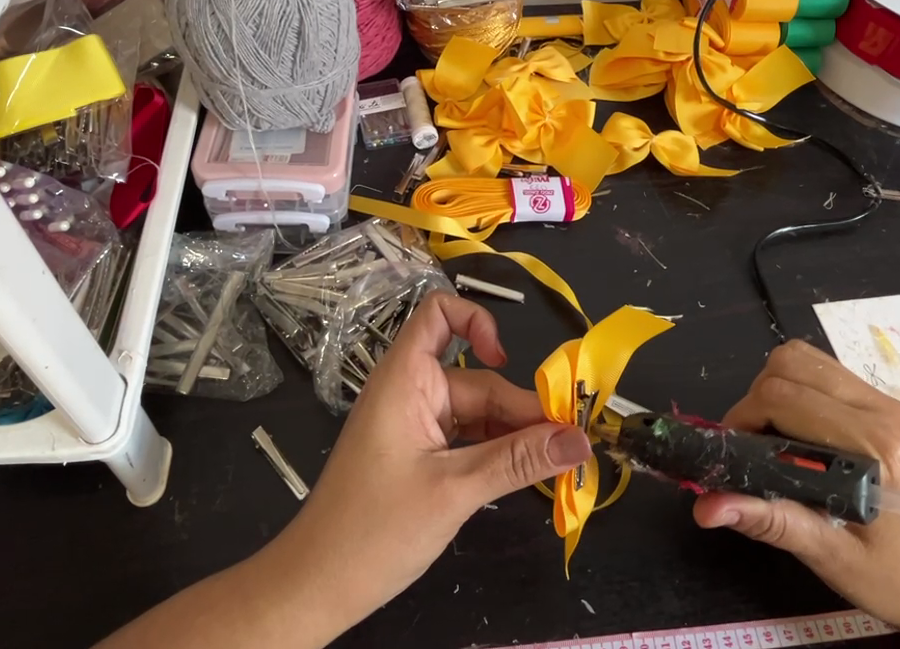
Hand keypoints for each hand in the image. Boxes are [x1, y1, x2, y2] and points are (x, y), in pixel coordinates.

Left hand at [269, 293, 591, 623]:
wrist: (319, 584)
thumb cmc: (376, 529)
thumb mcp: (455, 490)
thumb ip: (519, 460)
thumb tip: (580, 439)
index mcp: (406, 378)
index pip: (439, 314)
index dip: (477, 321)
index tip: (508, 360)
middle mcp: (411, 390)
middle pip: (478, 380)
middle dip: (522, 409)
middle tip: (572, 445)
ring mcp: (415, 423)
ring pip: (478, 412)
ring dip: (514, 434)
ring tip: (559, 464)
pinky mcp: (420, 453)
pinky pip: (468, 437)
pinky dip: (496, 451)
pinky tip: (528, 473)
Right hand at [691, 341, 899, 648]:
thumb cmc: (897, 579)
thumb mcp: (831, 557)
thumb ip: (770, 521)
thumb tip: (706, 507)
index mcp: (876, 444)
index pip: (784, 397)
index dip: (744, 418)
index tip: (732, 454)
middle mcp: (885, 410)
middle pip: (790, 364)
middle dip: (755, 399)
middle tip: (749, 446)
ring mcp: (889, 402)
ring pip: (804, 359)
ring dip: (773, 389)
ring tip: (770, 437)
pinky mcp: (886, 405)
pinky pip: (822, 372)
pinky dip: (794, 390)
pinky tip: (796, 432)